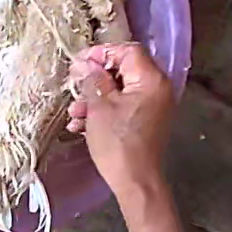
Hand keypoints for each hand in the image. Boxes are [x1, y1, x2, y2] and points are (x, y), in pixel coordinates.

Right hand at [67, 43, 173, 198]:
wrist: (135, 181)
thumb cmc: (117, 142)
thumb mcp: (99, 107)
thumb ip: (93, 79)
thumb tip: (85, 63)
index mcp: (151, 80)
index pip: (127, 51)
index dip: (102, 53)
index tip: (79, 62)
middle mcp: (158, 89)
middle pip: (124, 69)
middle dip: (95, 77)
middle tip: (74, 83)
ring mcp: (154, 106)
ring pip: (121, 89)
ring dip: (95, 96)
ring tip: (75, 112)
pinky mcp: (146, 121)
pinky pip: (124, 105)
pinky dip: (104, 109)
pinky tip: (82, 123)